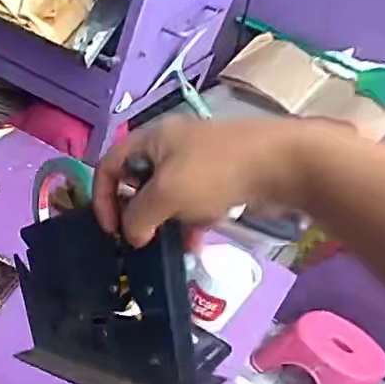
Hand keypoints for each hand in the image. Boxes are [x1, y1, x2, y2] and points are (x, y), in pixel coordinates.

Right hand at [94, 116, 342, 245]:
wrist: (284, 163)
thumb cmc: (215, 171)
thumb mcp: (165, 195)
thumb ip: (137, 218)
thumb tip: (132, 236)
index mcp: (151, 139)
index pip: (108, 165)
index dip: (101, 197)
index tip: (110, 228)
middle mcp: (169, 147)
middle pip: (135, 184)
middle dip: (134, 214)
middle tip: (139, 239)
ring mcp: (196, 163)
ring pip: (164, 198)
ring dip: (162, 224)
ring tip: (169, 244)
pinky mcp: (218, 180)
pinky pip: (190, 205)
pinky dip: (187, 224)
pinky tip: (194, 244)